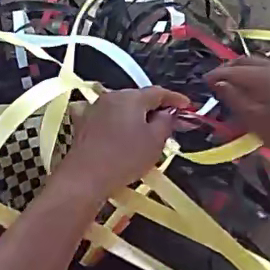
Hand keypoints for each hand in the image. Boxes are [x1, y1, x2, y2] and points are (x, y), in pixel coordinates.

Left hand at [50, 86, 191, 203]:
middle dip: (155, 109)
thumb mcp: (155, 141)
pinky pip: (104, 117)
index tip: (187, 107)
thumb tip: (167, 113)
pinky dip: (114, 121)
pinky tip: (116, 130)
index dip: (175, 99)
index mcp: (131, 97)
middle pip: (138, 98)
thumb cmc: (124, 158)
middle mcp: (110, 97)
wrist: (85, 177)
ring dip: (135, 116)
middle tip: (170, 123)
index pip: (158, 92)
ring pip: (121, 107)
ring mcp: (93, 108)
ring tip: (146, 132)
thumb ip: (166, 122)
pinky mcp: (82, 123)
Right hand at [206, 57, 269, 167]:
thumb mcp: (254, 119)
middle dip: (227, 69)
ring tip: (232, 85)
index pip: (230, 70)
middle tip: (215, 82)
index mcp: (261, 75)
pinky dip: (255, 74)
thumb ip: (234, 98)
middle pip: (244, 60)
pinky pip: (268, 69)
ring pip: (257, 63)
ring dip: (242, 70)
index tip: (203, 83)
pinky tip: (253, 88)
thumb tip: (218, 83)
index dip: (214, 75)